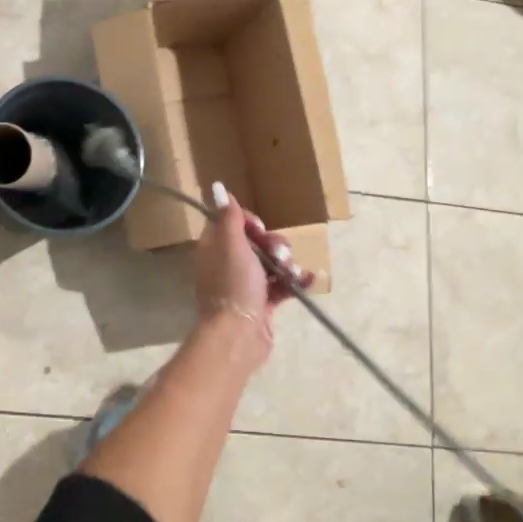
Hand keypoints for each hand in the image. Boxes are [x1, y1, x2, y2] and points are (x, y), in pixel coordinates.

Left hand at [194, 181, 314, 328]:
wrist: (238, 334)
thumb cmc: (233, 284)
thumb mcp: (231, 244)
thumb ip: (228, 216)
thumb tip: (217, 187)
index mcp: (214, 247)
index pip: (232, 223)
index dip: (249, 223)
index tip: (258, 229)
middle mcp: (227, 263)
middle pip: (256, 242)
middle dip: (274, 244)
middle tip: (278, 254)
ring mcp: (245, 284)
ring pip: (272, 263)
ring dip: (287, 264)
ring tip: (291, 273)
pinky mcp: (262, 303)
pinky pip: (282, 285)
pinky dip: (294, 281)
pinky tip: (308, 280)